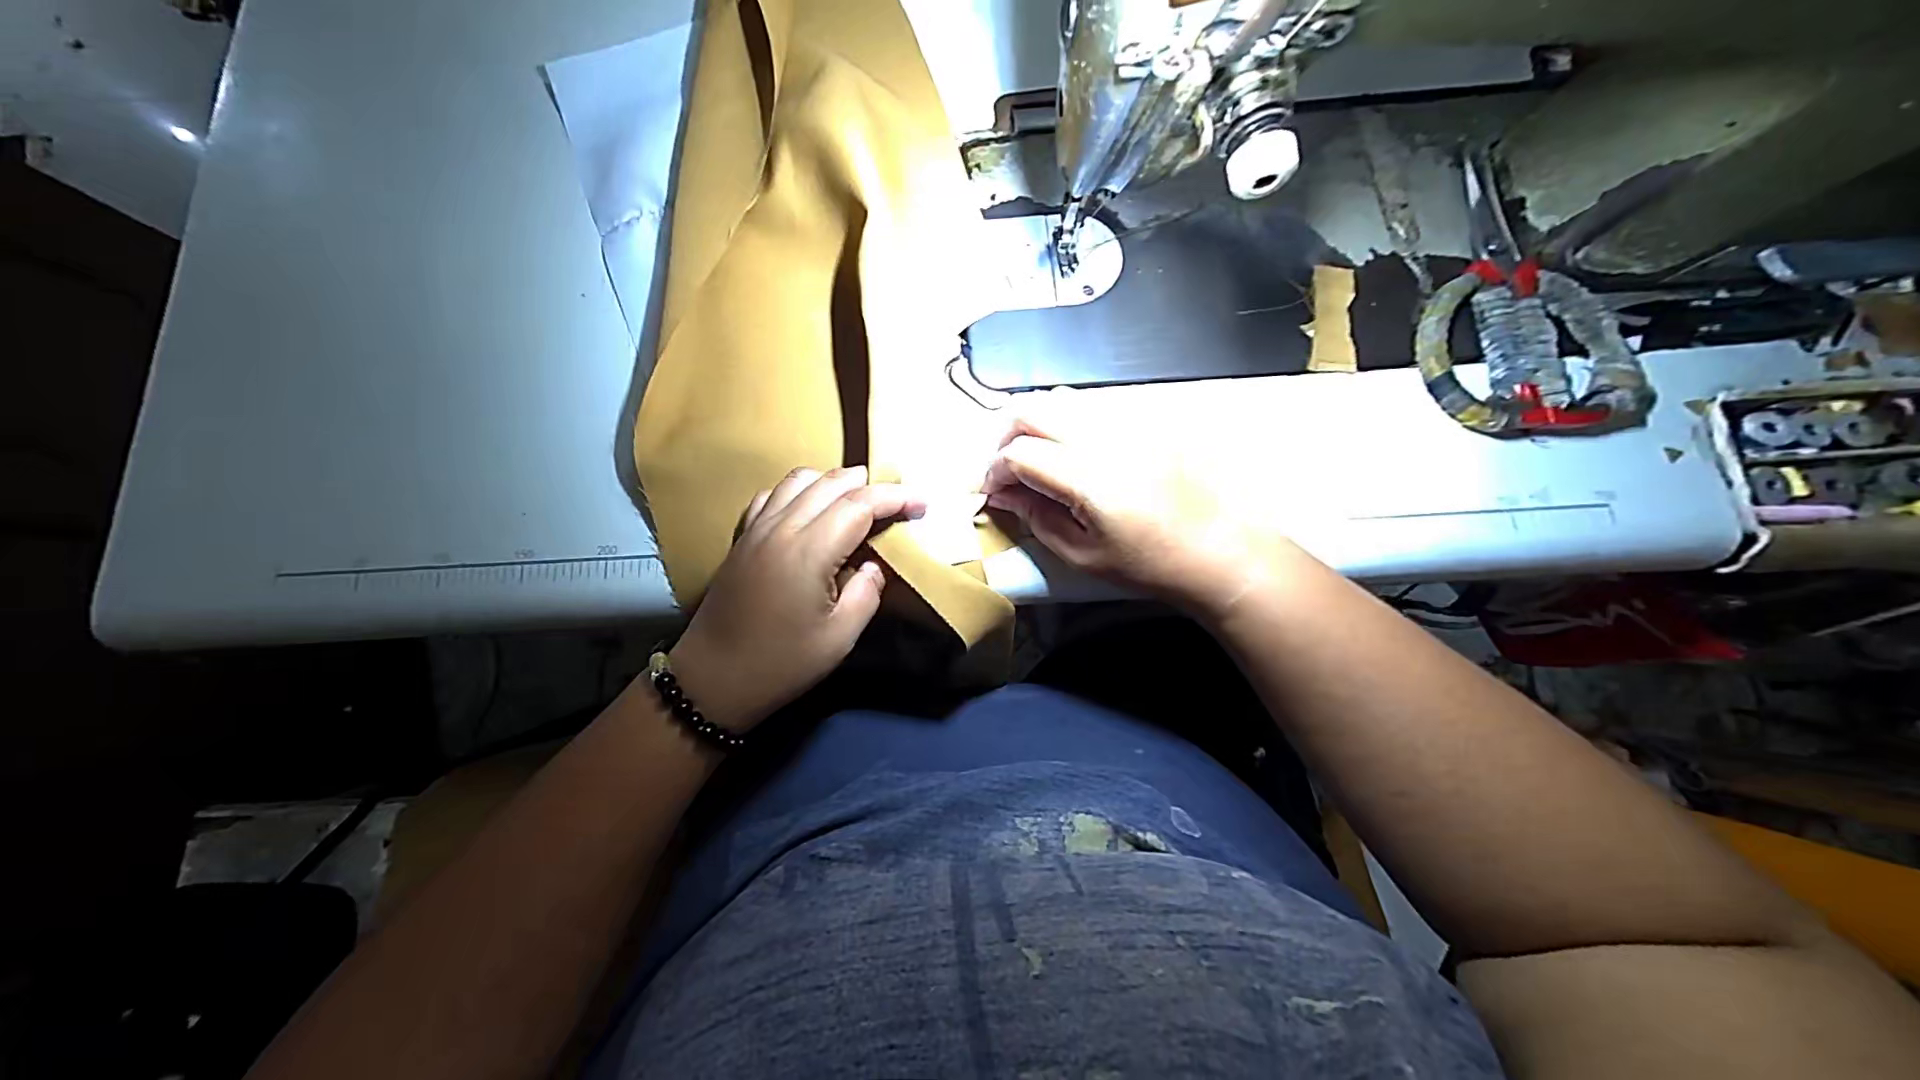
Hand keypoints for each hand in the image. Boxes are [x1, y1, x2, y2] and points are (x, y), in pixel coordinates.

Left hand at [666, 466, 923, 731]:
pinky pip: (773, 495)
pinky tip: (809, 510)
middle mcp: (781, 527)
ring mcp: (756, 529)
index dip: (896, 498)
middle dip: (870, 485)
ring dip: (834, 481)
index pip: (860, 504)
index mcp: (809, 551)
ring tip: (857, 500)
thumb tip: (873, 564)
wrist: (713, 679)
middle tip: (897, 503)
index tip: (922, 505)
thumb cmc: (782, 663)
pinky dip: (799, 491)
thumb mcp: (840, 637)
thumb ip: (867, 592)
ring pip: (799, 480)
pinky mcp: (741, 538)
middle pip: (831, 482)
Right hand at [981, 410, 1308, 622]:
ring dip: (1033, 422)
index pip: (1019, 453)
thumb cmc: (1151, 563)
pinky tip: (1068, 451)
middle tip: (1004, 467)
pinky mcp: (1143, 424)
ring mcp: (1127, 425)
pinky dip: (1064, 420)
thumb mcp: (1081, 554)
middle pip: (1031, 409)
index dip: (995, 470)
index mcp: (1089, 478)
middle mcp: (1106, 440)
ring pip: (1059, 399)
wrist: (1215, 552)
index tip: (993, 489)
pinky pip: (1090, 406)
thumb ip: (1037, 518)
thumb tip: (1007, 495)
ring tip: (1032, 457)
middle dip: (1004, 435)